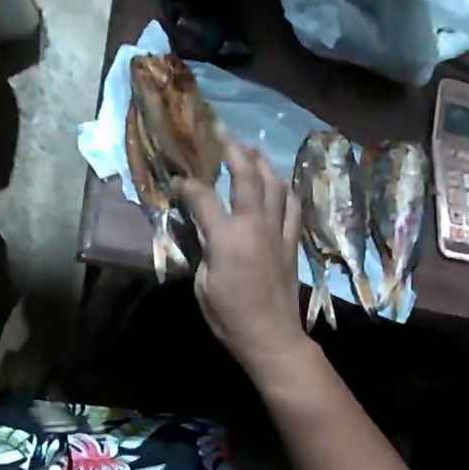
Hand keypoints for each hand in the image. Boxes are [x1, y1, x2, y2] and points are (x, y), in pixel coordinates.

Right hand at [176, 143, 310, 372]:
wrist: (271, 337)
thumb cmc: (229, 317)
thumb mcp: (202, 284)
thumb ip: (201, 248)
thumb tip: (198, 226)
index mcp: (226, 237)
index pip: (203, 197)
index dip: (187, 185)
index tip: (177, 181)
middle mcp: (254, 225)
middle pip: (246, 176)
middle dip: (232, 150)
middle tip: (221, 132)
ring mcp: (277, 231)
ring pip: (274, 184)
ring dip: (262, 162)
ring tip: (250, 149)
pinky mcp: (291, 241)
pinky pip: (292, 205)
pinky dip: (284, 189)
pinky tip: (278, 183)